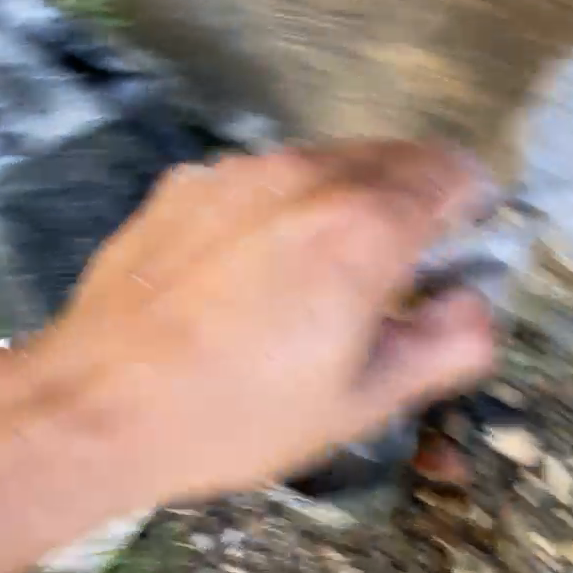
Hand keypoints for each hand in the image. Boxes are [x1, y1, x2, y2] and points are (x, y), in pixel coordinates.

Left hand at [7, 140, 497, 503]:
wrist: (95, 404)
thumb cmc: (238, 415)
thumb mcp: (362, 402)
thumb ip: (448, 342)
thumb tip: (476, 299)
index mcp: (362, 225)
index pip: (451, 170)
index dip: (468, 206)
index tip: (456, 247)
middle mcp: (302, 174)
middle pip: (389, 158)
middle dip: (409, 203)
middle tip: (389, 272)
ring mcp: (234, 170)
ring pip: (321, 163)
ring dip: (341, 202)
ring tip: (307, 276)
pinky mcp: (184, 182)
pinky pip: (258, 178)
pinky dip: (277, 206)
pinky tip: (240, 269)